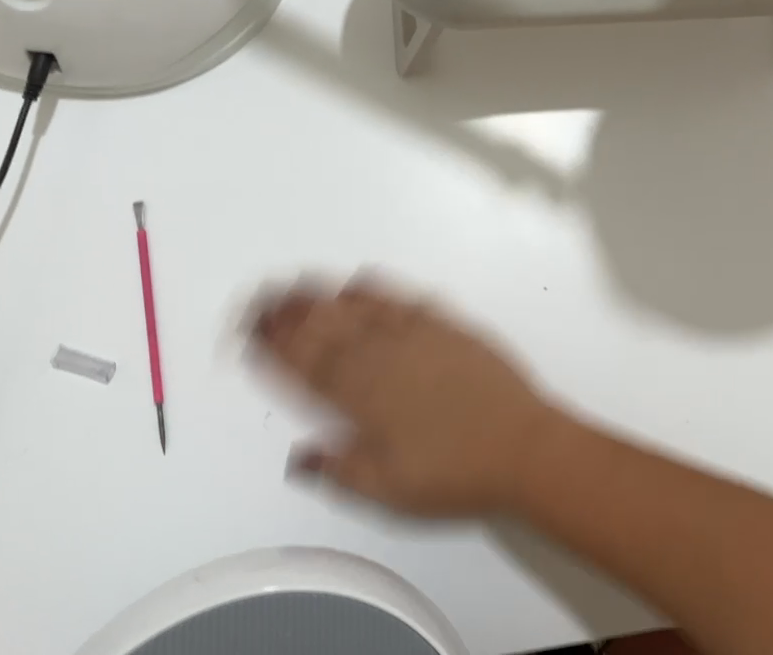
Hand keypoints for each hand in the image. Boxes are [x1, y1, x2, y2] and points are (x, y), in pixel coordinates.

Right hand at [252, 273, 562, 516]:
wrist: (524, 446)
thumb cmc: (456, 474)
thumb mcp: (389, 490)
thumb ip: (339, 470)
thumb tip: (301, 457)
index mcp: (362, 399)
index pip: (306, 369)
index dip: (274, 351)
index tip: (248, 336)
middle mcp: (383, 359)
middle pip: (324, 331)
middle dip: (286, 315)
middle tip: (258, 298)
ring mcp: (416, 337)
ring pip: (357, 309)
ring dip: (321, 296)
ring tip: (295, 284)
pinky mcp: (448, 326)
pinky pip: (402, 300)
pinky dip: (376, 289)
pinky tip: (360, 282)